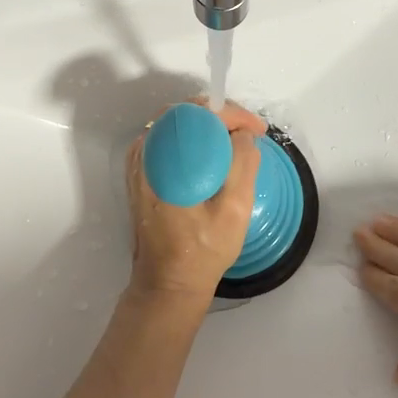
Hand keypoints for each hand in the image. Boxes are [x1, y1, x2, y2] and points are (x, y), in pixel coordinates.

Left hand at [124, 100, 265, 297]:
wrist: (167, 285)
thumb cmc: (202, 252)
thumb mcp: (234, 210)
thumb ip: (242, 164)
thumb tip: (243, 135)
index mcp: (164, 157)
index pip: (198, 112)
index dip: (233, 113)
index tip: (258, 129)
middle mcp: (145, 152)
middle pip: (185, 113)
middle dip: (221, 117)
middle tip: (250, 134)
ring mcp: (139, 162)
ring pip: (176, 125)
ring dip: (207, 127)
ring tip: (237, 143)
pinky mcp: (140, 173)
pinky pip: (168, 141)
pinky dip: (193, 141)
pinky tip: (214, 157)